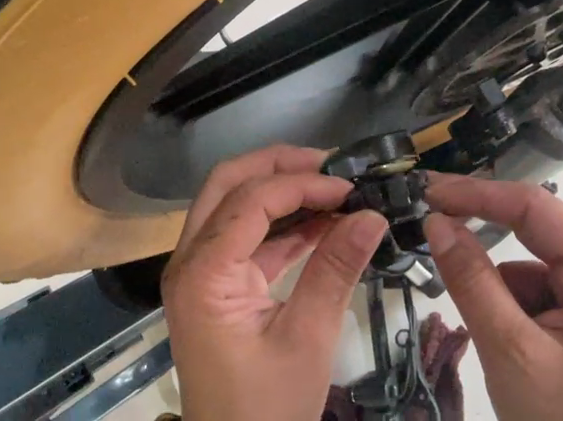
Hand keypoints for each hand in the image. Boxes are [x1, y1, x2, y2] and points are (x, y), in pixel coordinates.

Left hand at [161, 145, 389, 420]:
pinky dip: (281, 223)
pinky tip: (323, 221)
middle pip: (228, 183)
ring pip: (233, 203)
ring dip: (280, 189)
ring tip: (333, 187)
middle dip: (279, 166)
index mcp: (203, 273)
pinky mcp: (215, 287)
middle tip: (331, 165)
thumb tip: (372, 214)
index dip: (301, 183)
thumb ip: (335, 269)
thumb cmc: (267, 409)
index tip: (349, 186)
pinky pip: (244, 237)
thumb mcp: (307, 341)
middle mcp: (190, 260)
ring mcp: (199, 272)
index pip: (250, 199)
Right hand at [424, 173, 562, 420]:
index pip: (536, 209)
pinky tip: (503, 350)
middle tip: (429, 225)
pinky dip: (503, 313)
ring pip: (524, 271)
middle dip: (483, 234)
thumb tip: (435, 221)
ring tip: (490, 340)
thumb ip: (473, 283)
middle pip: (532, 236)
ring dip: (493, 289)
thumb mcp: (513, 354)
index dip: (480, 194)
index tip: (429, 192)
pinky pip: (528, 301)